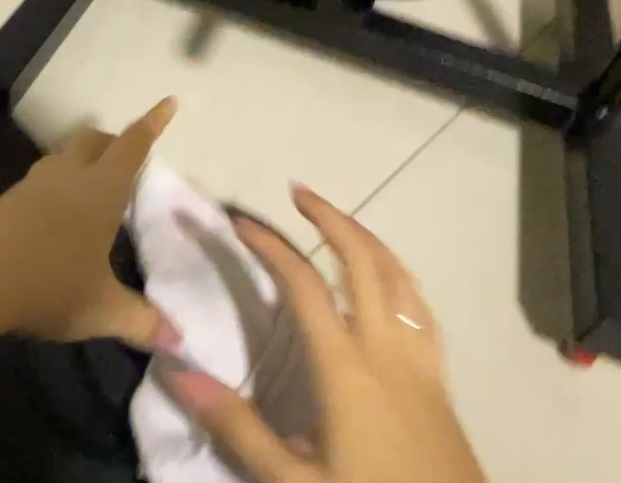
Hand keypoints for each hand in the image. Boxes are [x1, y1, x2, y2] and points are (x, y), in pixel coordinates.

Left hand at [0, 97, 181, 352]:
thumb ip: (141, 321)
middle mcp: (68, 176)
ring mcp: (31, 186)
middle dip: (113, 141)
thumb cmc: (48, 284)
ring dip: (80, 161)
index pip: (133, 146)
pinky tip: (53, 220)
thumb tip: (179, 339)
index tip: (168, 102)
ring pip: (62, 157)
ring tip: (90, 188)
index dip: (153, 124)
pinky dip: (54, 188)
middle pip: (94, 140)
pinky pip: (39, 182)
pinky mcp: (3, 202)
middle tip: (126, 157)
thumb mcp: (100, 310)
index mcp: (101, 188)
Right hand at [166, 184, 485, 482]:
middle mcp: (386, 346)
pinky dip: (398, 273)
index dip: (271, 246)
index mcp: (346, 367)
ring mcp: (420, 357)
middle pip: (360, 258)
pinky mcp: (440, 375)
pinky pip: (420, 304)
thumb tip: (179, 372)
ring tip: (339, 220)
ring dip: (367, 236)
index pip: (303, 284)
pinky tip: (389, 279)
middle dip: (329, 217)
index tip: (241, 223)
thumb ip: (237, 427)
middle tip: (299, 193)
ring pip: (398, 273)